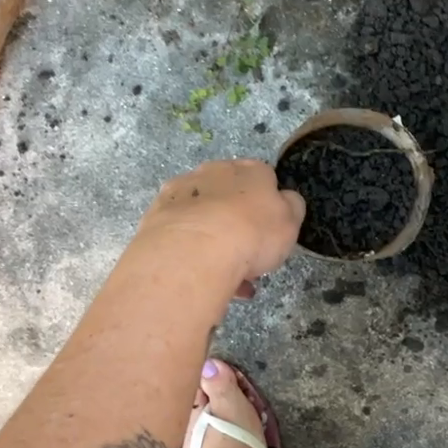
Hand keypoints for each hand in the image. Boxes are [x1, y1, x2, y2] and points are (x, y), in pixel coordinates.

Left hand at [138, 160, 305, 285]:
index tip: (270, 228)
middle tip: (248, 252)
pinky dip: (194, 251)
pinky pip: (183, 233)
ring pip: (204, 216)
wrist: (193, 252)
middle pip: (230, 195)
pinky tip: (205, 277)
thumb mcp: (291, 222)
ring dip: (215, 239)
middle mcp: (213, 172)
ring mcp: (181, 192)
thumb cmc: (252, 234)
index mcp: (250, 170)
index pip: (264, 177)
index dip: (269, 203)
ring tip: (228, 277)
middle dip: (238, 220)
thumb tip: (285, 199)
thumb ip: (292, 207)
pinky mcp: (156, 216)